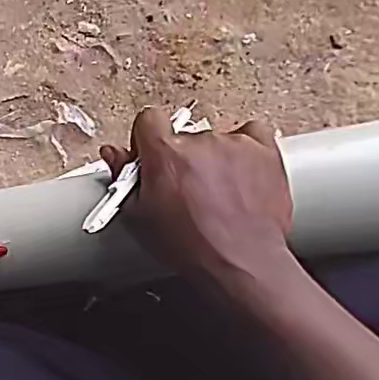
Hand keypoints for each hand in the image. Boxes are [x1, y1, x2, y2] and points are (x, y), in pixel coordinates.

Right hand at [101, 107, 293, 280]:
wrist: (239, 260)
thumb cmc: (191, 244)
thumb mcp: (140, 216)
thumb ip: (124, 178)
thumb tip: (114, 155)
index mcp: (165, 155)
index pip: (148, 119)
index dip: (147, 138)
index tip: (150, 156)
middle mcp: (200, 142)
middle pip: (183, 137)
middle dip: (180, 158)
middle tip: (183, 190)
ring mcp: (235, 143)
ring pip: (215, 140)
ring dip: (211, 159)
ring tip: (214, 192)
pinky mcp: (264, 150)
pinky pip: (252, 134)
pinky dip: (244, 149)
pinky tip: (238, 173)